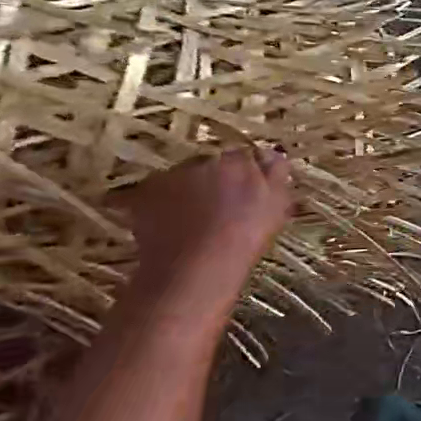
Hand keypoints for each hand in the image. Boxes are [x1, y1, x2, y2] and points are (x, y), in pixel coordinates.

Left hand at [120, 146, 293, 286]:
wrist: (196, 267)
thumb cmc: (246, 236)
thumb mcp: (277, 204)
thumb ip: (276, 173)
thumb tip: (270, 153)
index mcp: (236, 161)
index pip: (242, 156)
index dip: (245, 173)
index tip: (248, 191)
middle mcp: (200, 162)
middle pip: (210, 164)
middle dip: (215, 179)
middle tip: (221, 206)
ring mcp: (168, 177)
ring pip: (182, 178)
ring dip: (189, 190)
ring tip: (194, 218)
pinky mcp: (143, 195)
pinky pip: (157, 193)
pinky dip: (163, 203)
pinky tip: (172, 224)